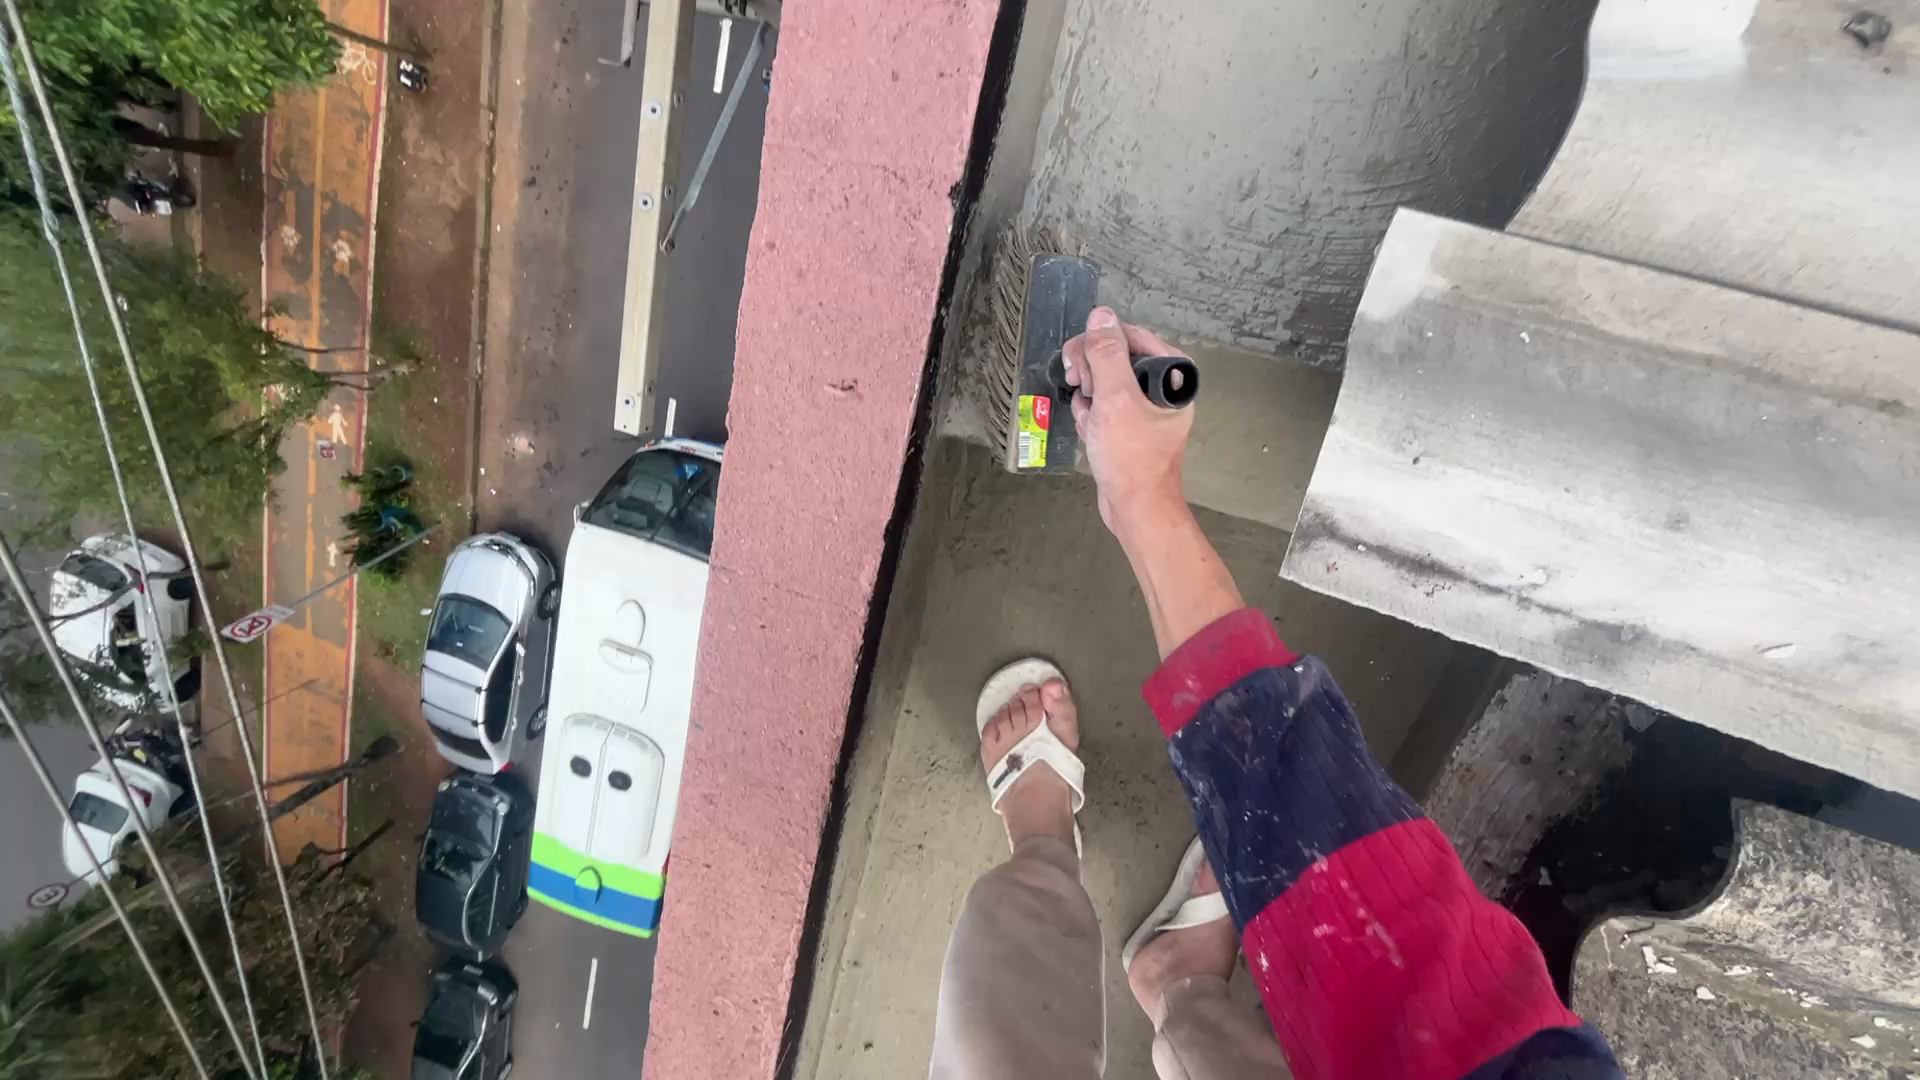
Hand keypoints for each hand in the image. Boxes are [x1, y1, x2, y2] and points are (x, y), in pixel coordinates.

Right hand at [1061, 307, 1193, 534]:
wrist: (1136, 507)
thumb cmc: (1130, 456)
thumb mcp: (1114, 399)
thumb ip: (1106, 354)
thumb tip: (1100, 315)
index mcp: (1170, 374)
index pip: (1127, 336)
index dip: (1097, 345)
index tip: (1078, 366)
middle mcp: (1160, 387)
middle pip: (1114, 357)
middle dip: (1091, 374)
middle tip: (1080, 389)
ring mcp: (1144, 409)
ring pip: (1104, 384)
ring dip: (1088, 399)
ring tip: (1090, 421)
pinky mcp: (1129, 428)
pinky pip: (1103, 408)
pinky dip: (1091, 418)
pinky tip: (1090, 434)